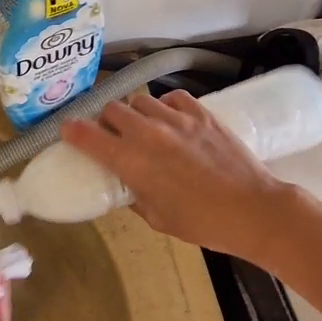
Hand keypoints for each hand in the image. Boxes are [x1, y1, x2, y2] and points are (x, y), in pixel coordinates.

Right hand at [63, 91, 289, 258]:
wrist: (253, 210)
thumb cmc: (202, 223)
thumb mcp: (158, 219)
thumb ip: (135, 197)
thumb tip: (124, 185)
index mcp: (132, 162)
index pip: (88, 136)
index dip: (73, 131)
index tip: (68, 131)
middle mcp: (149, 133)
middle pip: (112, 109)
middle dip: (107, 120)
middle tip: (113, 135)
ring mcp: (177, 119)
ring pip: (141, 100)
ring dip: (136, 113)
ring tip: (144, 127)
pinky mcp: (202, 113)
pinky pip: (172, 96)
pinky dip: (166, 105)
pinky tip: (171, 119)